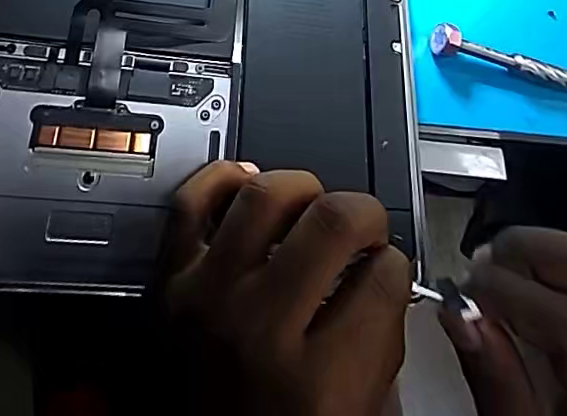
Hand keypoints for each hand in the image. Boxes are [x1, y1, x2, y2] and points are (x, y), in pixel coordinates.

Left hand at [159, 161, 411, 415]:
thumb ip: (376, 349)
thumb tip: (384, 277)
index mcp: (317, 387)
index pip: (382, 282)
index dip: (397, 265)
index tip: (389, 265)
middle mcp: (259, 332)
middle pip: (329, 223)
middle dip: (363, 212)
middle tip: (364, 225)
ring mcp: (207, 296)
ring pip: (262, 195)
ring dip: (300, 187)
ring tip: (311, 203)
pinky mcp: (169, 279)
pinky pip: (192, 201)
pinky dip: (223, 178)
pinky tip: (248, 183)